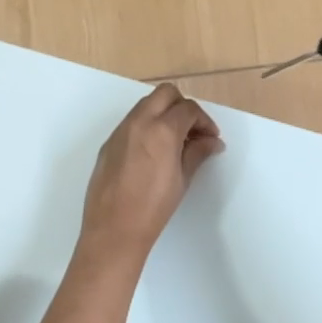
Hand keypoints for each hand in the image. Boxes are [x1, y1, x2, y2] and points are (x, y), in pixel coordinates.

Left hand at [81, 83, 224, 260]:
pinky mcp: (109, 143)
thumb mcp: (182, 179)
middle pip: (166, 94)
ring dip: (164, 114)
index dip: (204, 121)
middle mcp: (139, 122)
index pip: (189, 109)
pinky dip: (147, 126)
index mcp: (162, 129)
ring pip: (146, 105)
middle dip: (183, 107)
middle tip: (193, 132)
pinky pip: (132, 122)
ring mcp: (120, 131)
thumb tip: (212, 142)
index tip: (211, 138)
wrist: (114, 228)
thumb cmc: (153, 207)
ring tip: (175, 142)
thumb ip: (197, 153)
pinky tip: (154, 152)